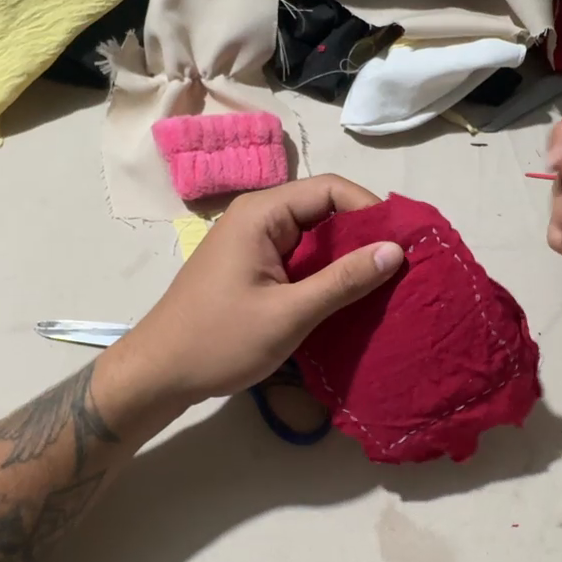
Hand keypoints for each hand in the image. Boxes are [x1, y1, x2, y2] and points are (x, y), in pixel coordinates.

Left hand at [99, 175, 403, 414]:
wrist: (159, 373)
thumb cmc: (219, 341)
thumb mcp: (289, 314)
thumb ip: (343, 280)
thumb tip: (396, 250)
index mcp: (261, 214)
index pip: (330, 189)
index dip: (370, 210)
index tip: (403, 243)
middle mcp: (257, 217)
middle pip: (324, 208)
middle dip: (364, 233)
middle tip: (401, 266)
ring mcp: (254, 242)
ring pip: (314, 235)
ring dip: (347, 256)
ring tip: (384, 282)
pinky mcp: (253, 266)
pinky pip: (300, 257)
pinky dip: (326, 271)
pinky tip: (349, 296)